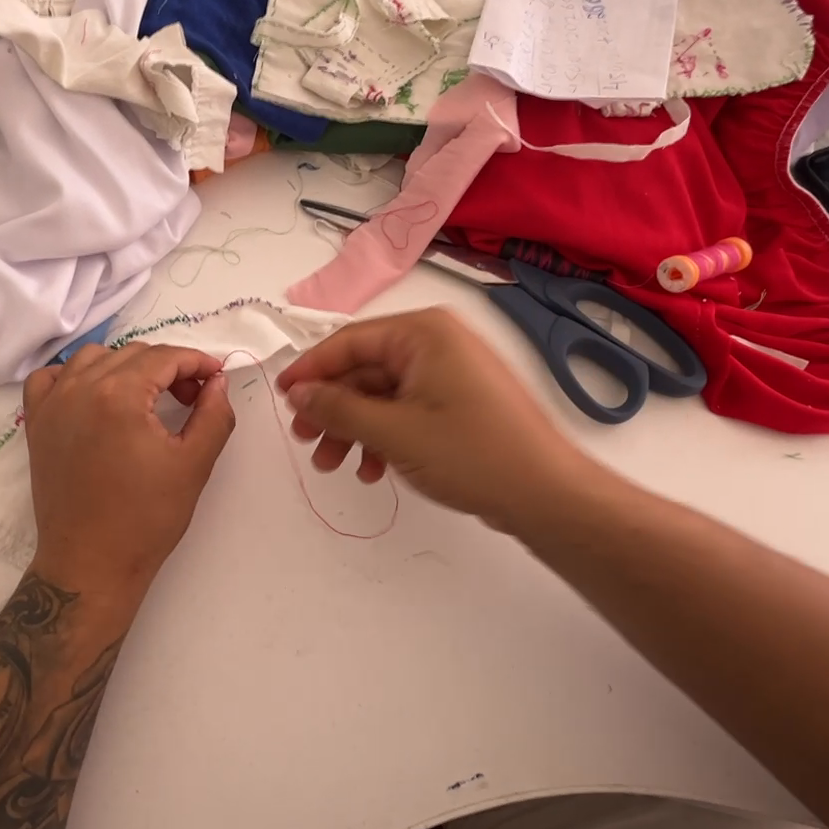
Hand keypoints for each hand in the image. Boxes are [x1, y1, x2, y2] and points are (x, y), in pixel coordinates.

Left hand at [23, 343, 237, 598]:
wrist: (91, 563)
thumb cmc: (146, 518)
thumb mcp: (194, 464)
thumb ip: (214, 414)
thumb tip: (217, 381)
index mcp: (118, 394)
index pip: (165, 357)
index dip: (197, 362)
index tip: (216, 378)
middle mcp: (79, 387)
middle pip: (133, 354)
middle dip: (169, 367)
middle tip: (192, 398)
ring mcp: (52, 403)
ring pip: (94, 358)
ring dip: (126, 366)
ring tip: (148, 397)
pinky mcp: (37, 422)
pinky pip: (51, 377)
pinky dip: (76, 375)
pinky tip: (96, 396)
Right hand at [275, 307, 599, 534]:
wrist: (547, 495)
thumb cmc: (471, 453)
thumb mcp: (393, 431)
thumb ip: (337, 408)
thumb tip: (298, 393)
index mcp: (423, 332)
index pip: (350, 342)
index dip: (310, 370)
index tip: (282, 398)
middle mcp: (436, 343)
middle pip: (365, 370)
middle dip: (333, 409)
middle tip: (306, 441)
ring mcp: (450, 374)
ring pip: (382, 395)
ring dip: (354, 429)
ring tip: (334, 465)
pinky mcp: (459, 403)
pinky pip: (406, 411)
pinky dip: (384, 437)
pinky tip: (373, 471)